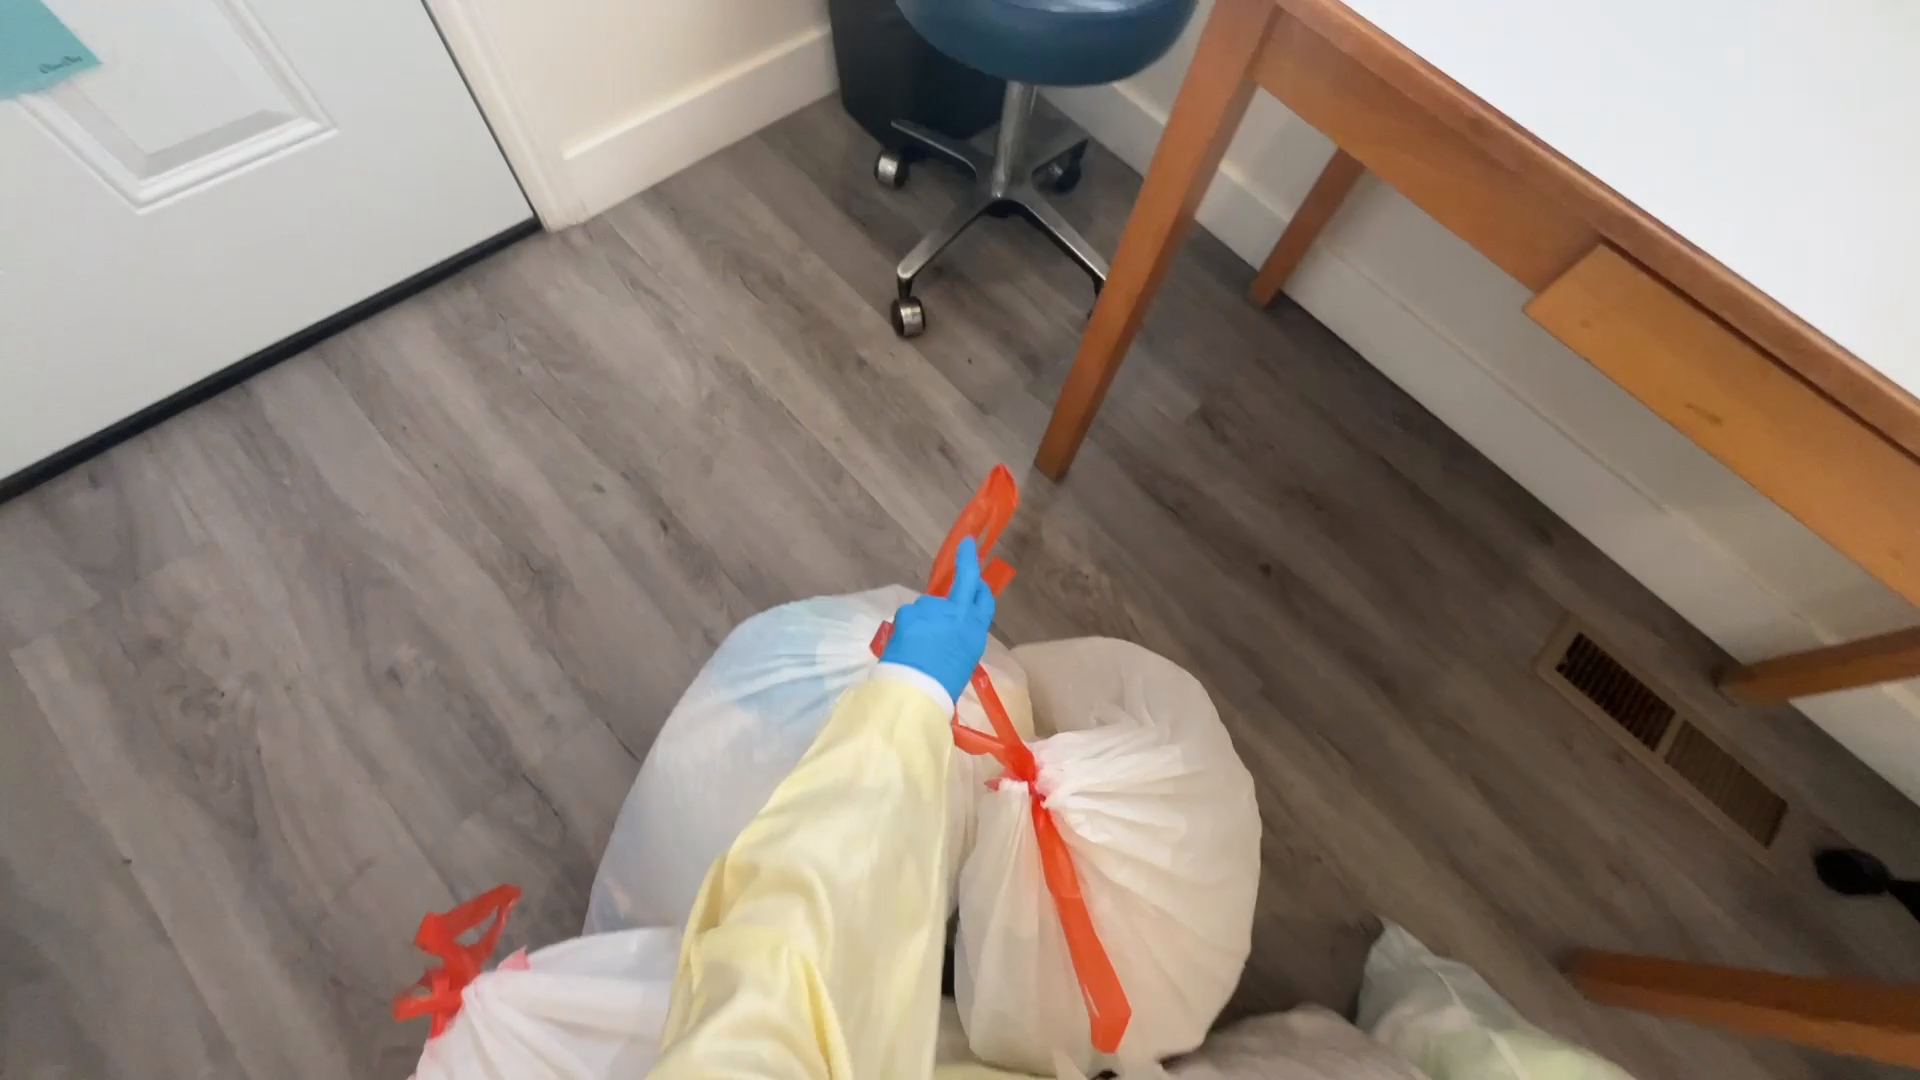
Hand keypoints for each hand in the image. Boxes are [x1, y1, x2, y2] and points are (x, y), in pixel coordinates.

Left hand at [881, 536, 995, 701]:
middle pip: (965, 580)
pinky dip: (909, 625)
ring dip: (925, 616)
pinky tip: (906, 644)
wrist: (915, 691)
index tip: (979, 579)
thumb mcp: (964, 660)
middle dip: (967, 559)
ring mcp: (931, 608)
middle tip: (966, 544)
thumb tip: (951, 630)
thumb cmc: (943, 686)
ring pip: (928, 605)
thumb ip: (961, 637)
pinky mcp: (908, 612)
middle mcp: (957, 612)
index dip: (982, 587)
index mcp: (975, 629)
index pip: (984, 598)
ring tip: (918, 644)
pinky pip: (910, 615)